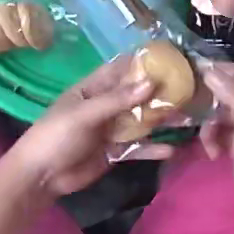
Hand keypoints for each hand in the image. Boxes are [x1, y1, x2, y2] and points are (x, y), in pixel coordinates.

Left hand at [4, 58, 175, 197]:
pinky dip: (153, 148)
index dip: (142, 63)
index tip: (173, 57)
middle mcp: (103, 106)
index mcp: (90, 90)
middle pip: (135, 96)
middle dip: (160, 92)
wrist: (41, 175)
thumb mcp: (84, 114)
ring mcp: (109, 129)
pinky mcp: (114, 152)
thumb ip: (116, 100)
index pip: (119, 70)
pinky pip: (137, 147)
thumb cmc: (55, 136)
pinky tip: (172, 149)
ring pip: (141, 121)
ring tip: (190, 117)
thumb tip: (151, 82)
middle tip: (193, 89)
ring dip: (162, 119)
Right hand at [198, 63, 233, 231]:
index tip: (195, 69)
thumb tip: (210, 71)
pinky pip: (222, 133)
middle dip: (214, 99)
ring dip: (211, 123)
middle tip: (189, 103)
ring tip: (207, 140)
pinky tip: (212, 153)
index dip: (226, 69)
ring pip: (225, 113)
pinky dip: (213, 139)